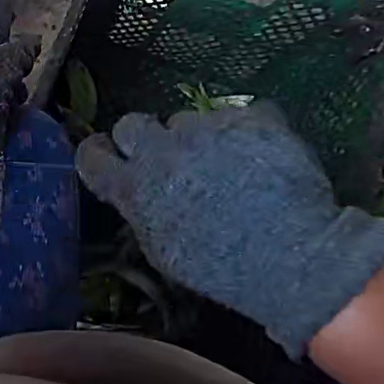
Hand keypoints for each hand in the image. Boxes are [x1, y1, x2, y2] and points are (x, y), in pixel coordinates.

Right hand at [75, 103, 383, 355]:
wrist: (290, 255)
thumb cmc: (220, 266)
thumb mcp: (163, 248)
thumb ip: (143, 210)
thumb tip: (138, 192)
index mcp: (135, 187)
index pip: (93, 157)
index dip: (97, 153)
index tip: (107, 154)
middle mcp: (161, 150)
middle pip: (131, 123)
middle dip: (143, 136)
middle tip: (167, 156)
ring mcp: (205, 129)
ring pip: (187, 120)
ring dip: (198, 138)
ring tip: (227, 166)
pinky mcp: (247, 118)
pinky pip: (237, 117)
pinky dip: (245, 134)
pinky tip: (261, 158)